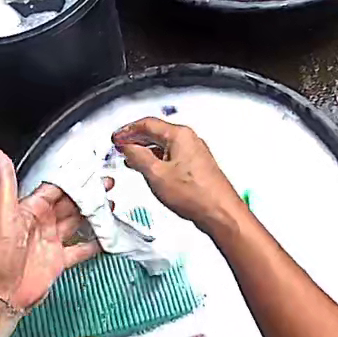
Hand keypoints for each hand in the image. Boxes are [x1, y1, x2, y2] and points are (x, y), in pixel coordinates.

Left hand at [0, 146, 100, 320]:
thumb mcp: (3, 215)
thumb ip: (5, 183)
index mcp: (29, 209)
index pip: (56, 188)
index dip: (75, 179)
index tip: (92, 169)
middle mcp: (41, 223)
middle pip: (70, 203)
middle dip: (90, 194)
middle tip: (109, 184)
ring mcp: (50, 242)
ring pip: (77, 222)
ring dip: (94, 214)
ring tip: (112, 205)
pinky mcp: (57, 261)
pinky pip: (80, 249)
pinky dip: (94, 244)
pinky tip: (106, 238)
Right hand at [111, 118, 246, 233]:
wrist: (220, 212)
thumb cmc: (196, 194)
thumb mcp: (156, 174)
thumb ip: (138, 157)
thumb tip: (127, 147)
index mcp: (180, 136)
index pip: (147, 124)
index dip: (128, 130)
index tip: (117, 136)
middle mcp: (189, 140)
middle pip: (156, 132)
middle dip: (136, 138)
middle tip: (120, 143)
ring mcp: (194, 153)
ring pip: (164, 145)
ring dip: (145, 150)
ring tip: (130, 156)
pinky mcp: (196, 166)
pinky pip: (172, 156)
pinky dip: (157, 159)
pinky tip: (150, 168)